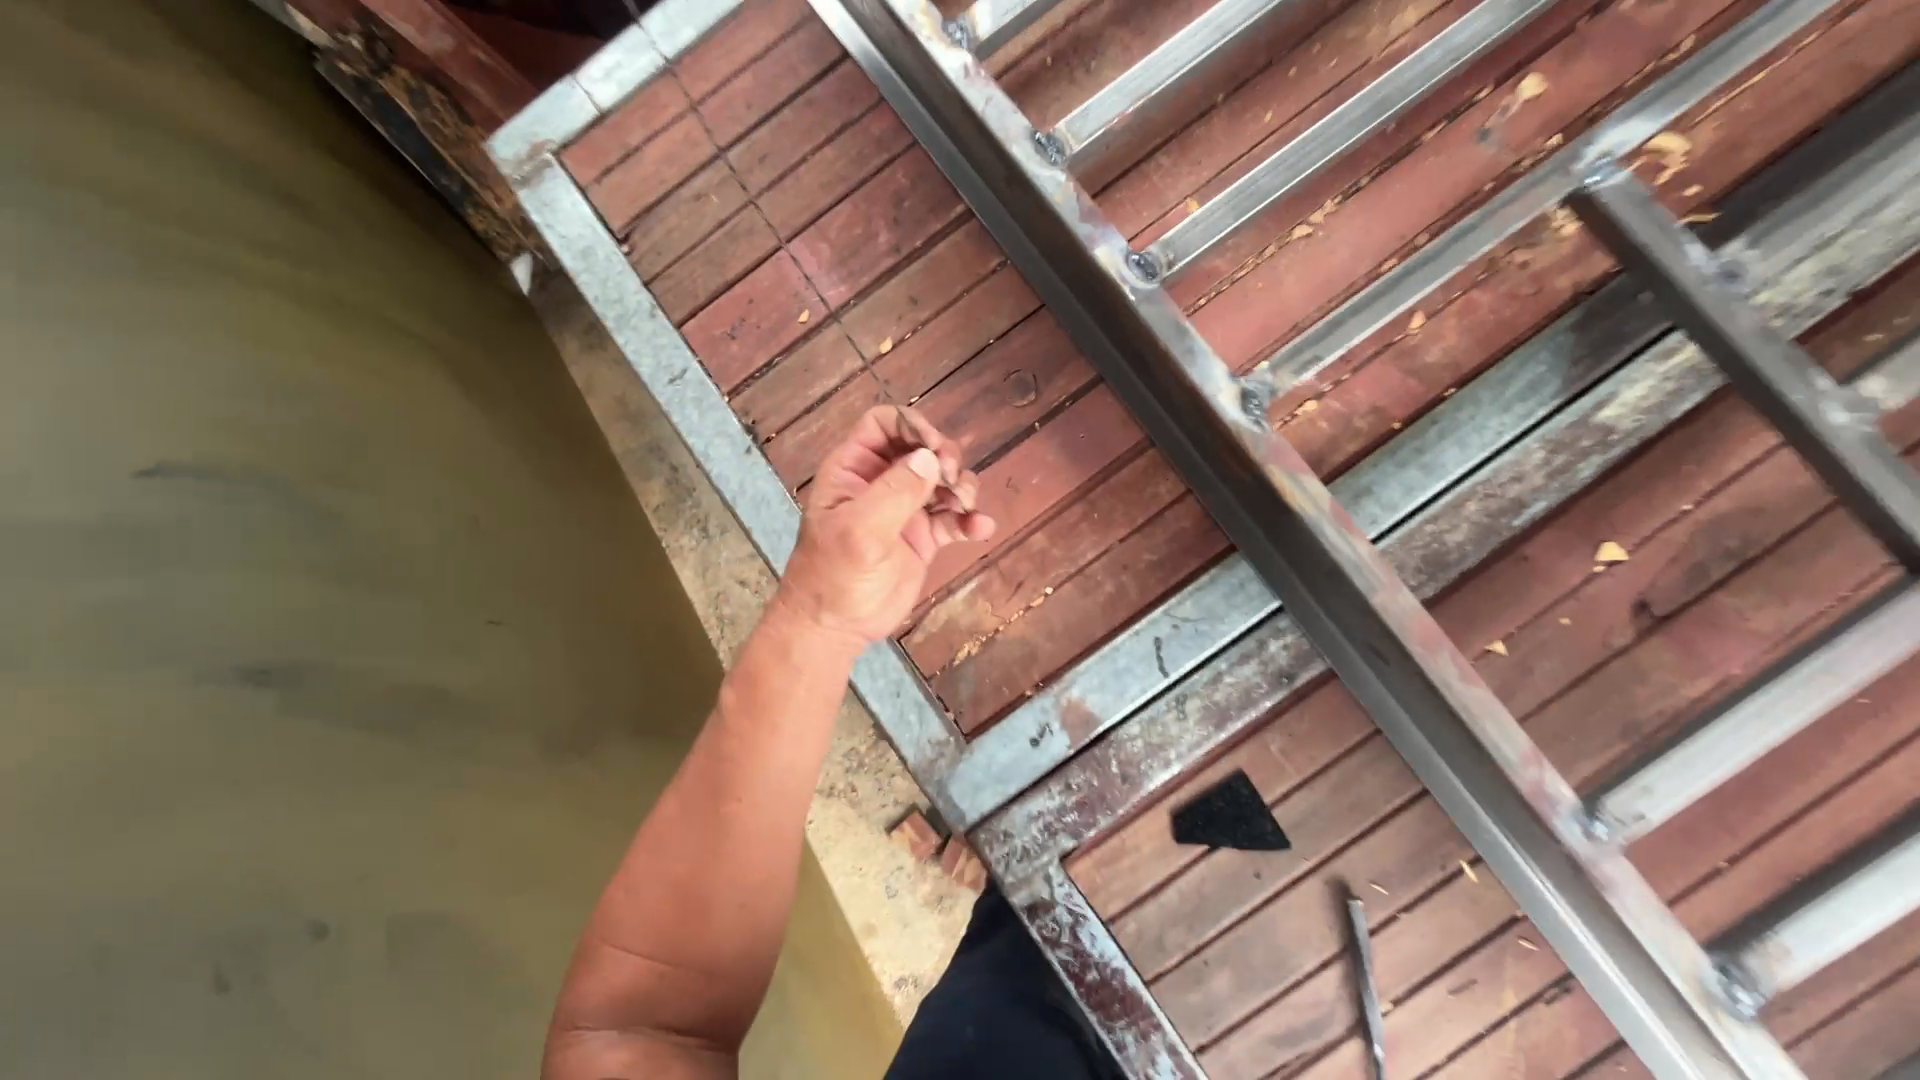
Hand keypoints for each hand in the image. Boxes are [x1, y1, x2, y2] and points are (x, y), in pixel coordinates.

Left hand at [775, 406, 995, 648]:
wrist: (834, 627)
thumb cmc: (833, 575)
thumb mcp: (859, 530)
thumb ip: (895, 492)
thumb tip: (931, 458)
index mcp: (853, 470)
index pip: (884, 424)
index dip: (912, 426)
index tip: (934, 449)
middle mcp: (880, 483)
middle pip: (921, 448)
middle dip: (944, 457)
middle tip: (952, 480)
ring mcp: (904, 510)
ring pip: (943, 480)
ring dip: (961, 487)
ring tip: (965, 506)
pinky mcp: (923, 538)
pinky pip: (953, 519)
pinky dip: (969, 520)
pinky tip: (980, 528)